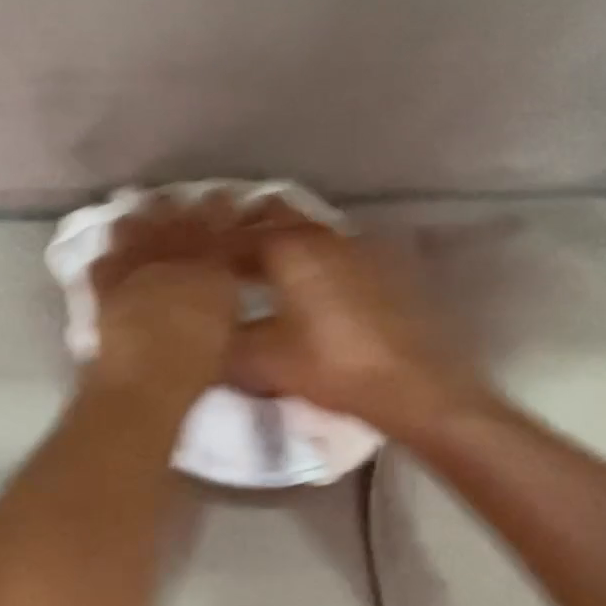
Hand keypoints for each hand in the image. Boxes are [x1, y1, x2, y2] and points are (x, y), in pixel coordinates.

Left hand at [84, 191, 248, 412]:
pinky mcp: (103, 287)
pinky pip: (103, 262)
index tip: (223, 196)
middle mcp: (170, 254)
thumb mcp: (227, 321)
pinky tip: (109, 255)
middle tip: (180, 199)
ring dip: (140, 220)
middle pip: (174, 219)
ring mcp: (133, 267)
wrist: (146, 372)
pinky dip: (109, 256)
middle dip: (180, 207)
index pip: (217, 223)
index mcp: (209, 260)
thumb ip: (223, 292)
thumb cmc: (198, 357)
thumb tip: (218, 279)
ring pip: (134, 227)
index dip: (219, 208)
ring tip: (141, 215)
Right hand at [229, 199, 490, 432]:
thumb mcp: (262, 363)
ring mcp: (365, 247)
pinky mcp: (392, 267)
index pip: (232, 235)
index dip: (204, 248)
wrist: (421, 388)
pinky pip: (338, 252)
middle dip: (245, 232)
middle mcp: (327, 235)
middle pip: (275, 216)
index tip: (184, 262)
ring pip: (310, 233)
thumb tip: (203, 332)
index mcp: (291, 248)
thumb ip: (224, 341)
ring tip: (260, 273)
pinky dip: (315, 262)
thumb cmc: (334, 369)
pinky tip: (308, 289)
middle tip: (220, 257)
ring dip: (283, 246)